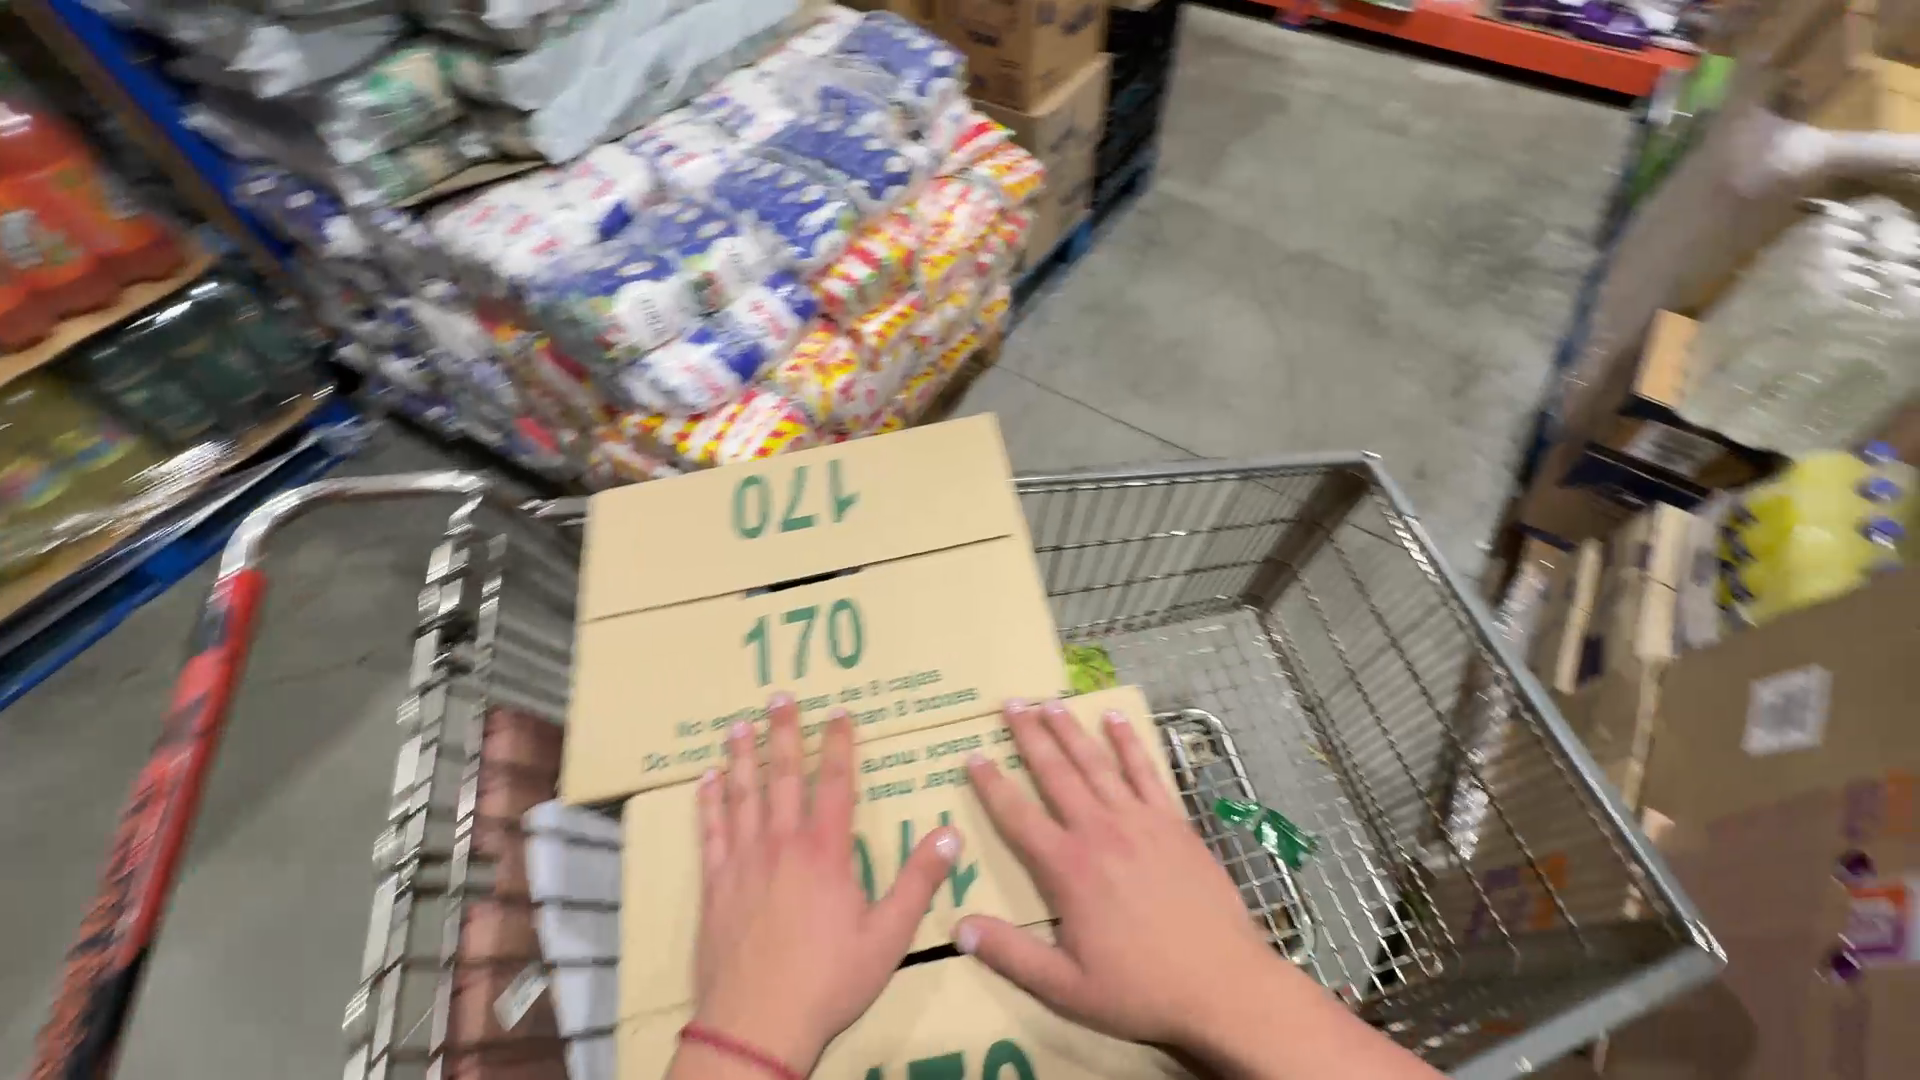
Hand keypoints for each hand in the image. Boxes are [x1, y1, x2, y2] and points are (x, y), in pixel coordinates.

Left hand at [682, 693, 959, 1073]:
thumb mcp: (889, 935)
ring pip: (741, 794)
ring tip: (737, 725)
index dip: (839, 743)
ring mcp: (743, 861)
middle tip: (779, 696)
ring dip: (741, 756)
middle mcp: (782, 843)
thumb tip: (951, 833)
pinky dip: (708, 803)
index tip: (839, 712)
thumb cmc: (828, 980)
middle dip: (783, 732)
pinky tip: (705, 782)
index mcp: (825, 850)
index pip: (836, 781)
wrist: (756, 1025)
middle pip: (783, 774)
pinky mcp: (715, 884)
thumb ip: (919, 881)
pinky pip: (710, 832)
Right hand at [954, 701, 1442, 1079]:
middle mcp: (1099, 831)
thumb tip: (960, 927)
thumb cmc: (1141, 989)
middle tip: (1009, 703)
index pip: (1017, 816)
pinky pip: (1146, 771)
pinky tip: (1116, 718)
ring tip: (1049, 701)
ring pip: (1096, 763)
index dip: (991, 784)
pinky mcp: (1173, 822)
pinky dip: (1129, 742)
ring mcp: (1139, 821)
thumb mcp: (1066, 987)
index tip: (972, 755)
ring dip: (1070, 729)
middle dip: (1029, 735)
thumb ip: (1011, 955)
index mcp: (1067, 868)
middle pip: (1056, 773)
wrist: (1224, 985)